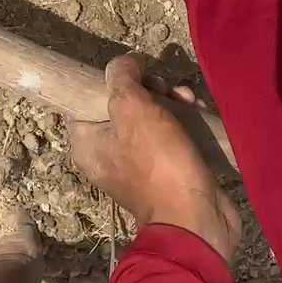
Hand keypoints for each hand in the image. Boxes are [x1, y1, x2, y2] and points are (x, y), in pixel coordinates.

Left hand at [69, 55, 240, 262]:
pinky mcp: (167, 168)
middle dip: (147, 88)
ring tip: (186, 98)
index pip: (85, 100)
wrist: (196, 220)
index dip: (107, 81)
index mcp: (87, 143)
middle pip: (122, 103)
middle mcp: (108, 153)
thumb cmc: (156, 162)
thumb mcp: (132, 107)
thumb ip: (121, 77)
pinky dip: (182, 118)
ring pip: (150, 115)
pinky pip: (169, 133)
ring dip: (170, 100)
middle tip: (162, 86)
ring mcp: (139, 163)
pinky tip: (197, 110)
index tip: (131, 72)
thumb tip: (126, 62)